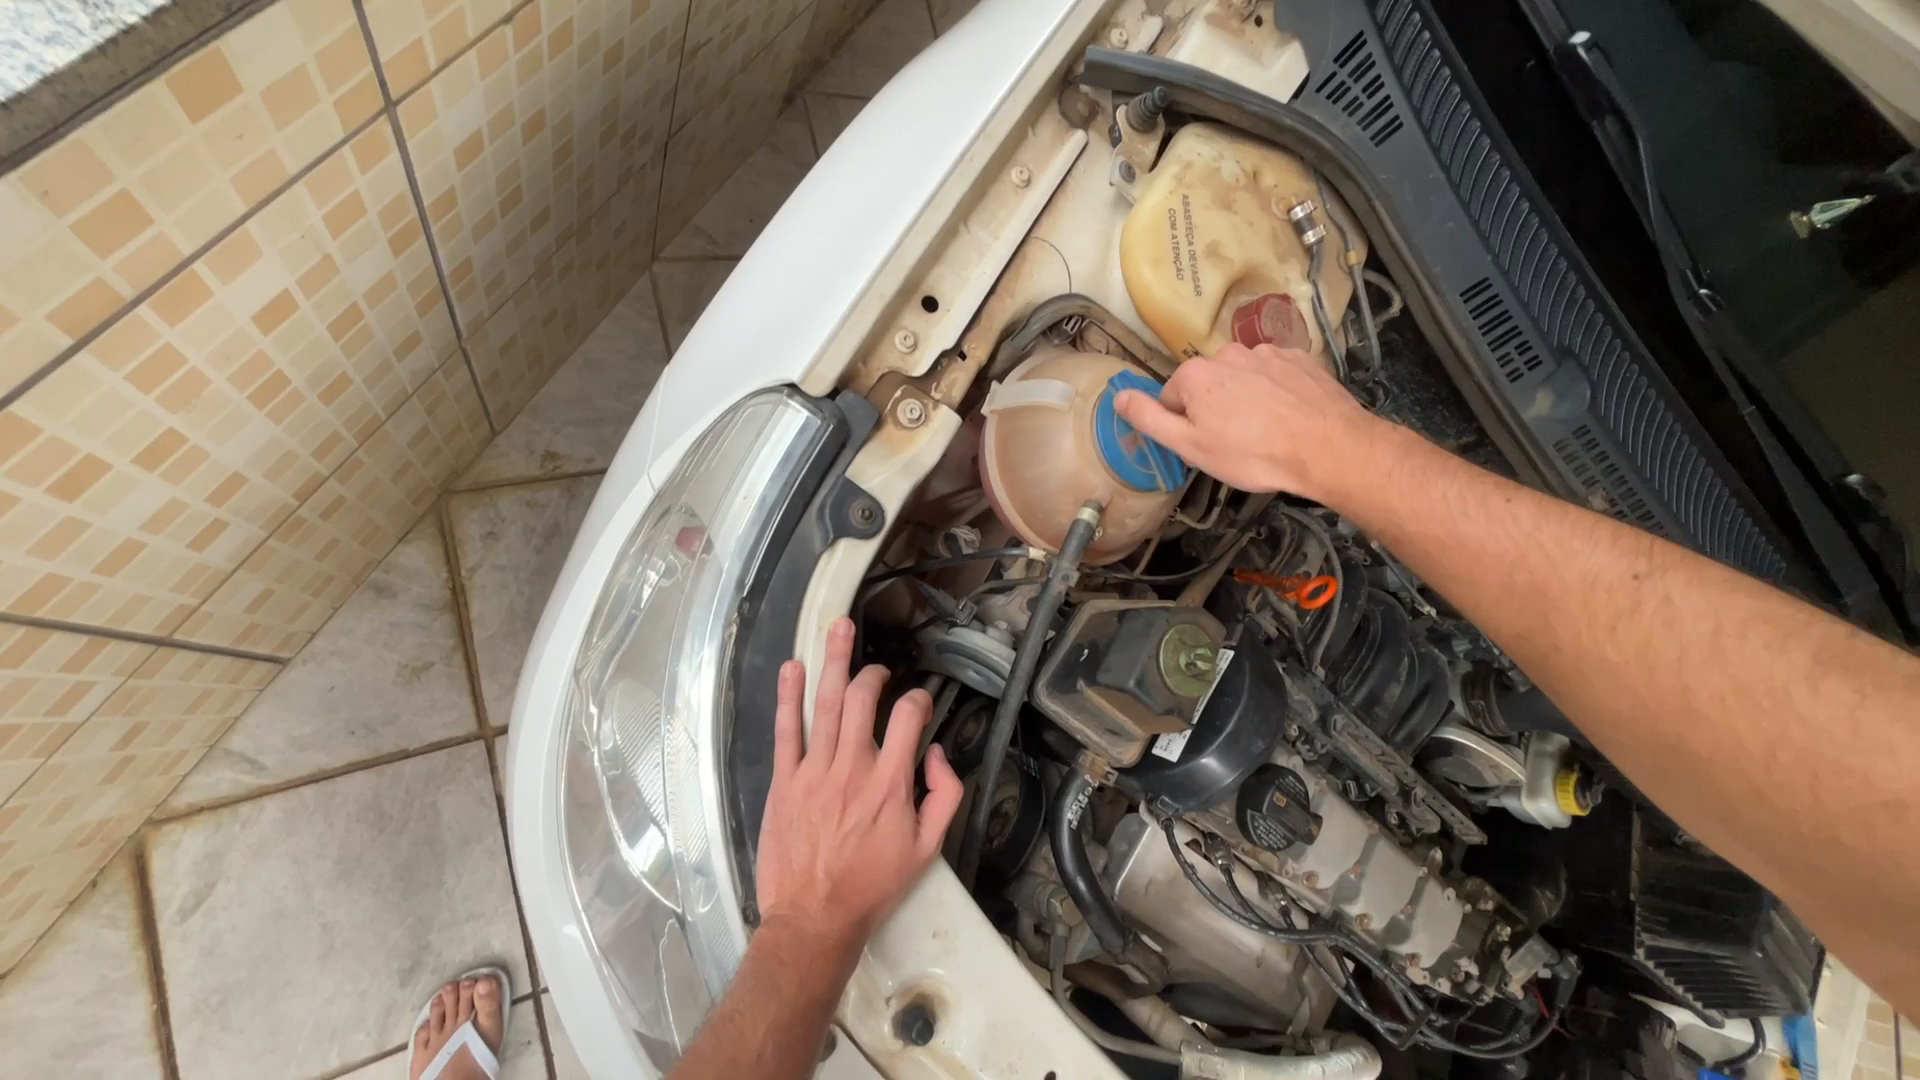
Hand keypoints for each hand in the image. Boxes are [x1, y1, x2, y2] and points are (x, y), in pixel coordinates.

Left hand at [754, 618, 963, 955]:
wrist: (814, 918)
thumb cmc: (872, 885)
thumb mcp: (927, 849)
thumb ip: (944, 795)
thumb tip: (934, 753)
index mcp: (890, 783)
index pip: (908, 717)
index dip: (917, 699)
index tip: (918, 702)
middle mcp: (852, 767)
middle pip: (862, 699)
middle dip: (872, 674)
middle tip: (878, 671)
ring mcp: (814, 771)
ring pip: (825, 703)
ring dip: (833, 660)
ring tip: (838, 626)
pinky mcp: (783, 781)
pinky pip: (785, 731)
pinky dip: (787, 696)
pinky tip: (791, 667)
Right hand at [1113, 342, 1385, 502]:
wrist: (1327, 448)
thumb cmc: (1252, 454)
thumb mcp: (1189, 446)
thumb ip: (1149, 419)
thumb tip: (1118, 396)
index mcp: (1195, 374)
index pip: (1170, 398)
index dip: (1183, 425)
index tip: (1204, 445)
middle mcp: (1228, 353)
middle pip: (1206, 385)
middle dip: (1214, 409)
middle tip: (1233, 442)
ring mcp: (1267, 352)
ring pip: (1241, 379)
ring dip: (1245, 399)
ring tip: (1264, 431)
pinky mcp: (1300, 358)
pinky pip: (1274, 374)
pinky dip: (1275, 392)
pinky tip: (1286, 417)